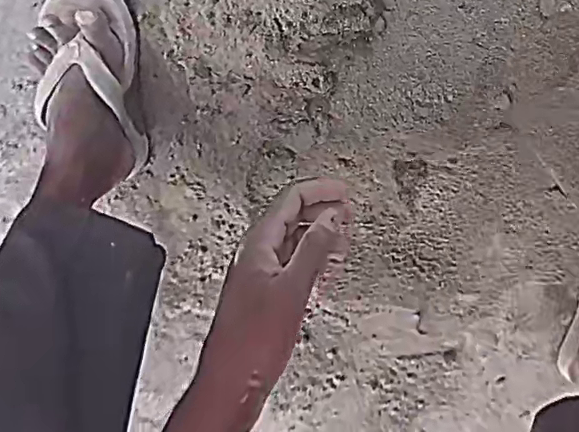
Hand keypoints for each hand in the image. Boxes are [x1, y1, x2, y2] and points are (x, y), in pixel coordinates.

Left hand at [174, 178, 352, 430]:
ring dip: (320, 235)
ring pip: (293, 239)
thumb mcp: (293, 288)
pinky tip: (325, 271)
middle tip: (349, 213)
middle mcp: (255, 253)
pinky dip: (312, 259)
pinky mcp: (262, 294)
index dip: (321, 190)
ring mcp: (257, 273)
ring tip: (343, 240)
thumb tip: (332, 217)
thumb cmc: (251, 344)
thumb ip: (314, 248)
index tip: (344, 191)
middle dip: (323, 210)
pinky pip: (291, 262)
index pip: (292, 198)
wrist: (229, 388)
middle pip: (292, 215)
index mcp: (258, 243)